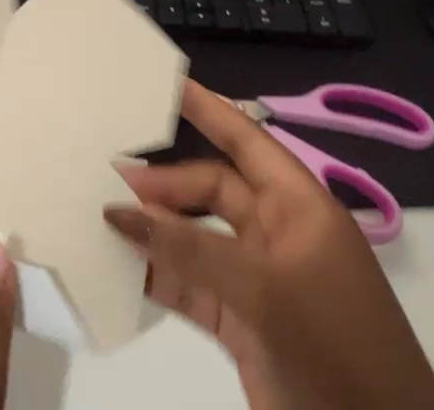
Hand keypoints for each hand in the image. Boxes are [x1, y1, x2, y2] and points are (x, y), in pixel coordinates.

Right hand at [105, 80, 433, 409]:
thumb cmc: (335, 351)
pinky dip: (155, 274)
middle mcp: (278, 235)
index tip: (163, 82)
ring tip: (97, 218)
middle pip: (211, 190)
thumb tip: (115, 212)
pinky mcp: (242, 321)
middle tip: (103, 183)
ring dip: (152, 230)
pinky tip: (115, 267)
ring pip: (194, 237)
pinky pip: (189, 282)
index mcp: (300, 209)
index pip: (246, 142)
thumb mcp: (261, 292)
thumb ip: (185, 250)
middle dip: (161, 185)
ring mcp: (259, 279)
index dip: (208, 110)